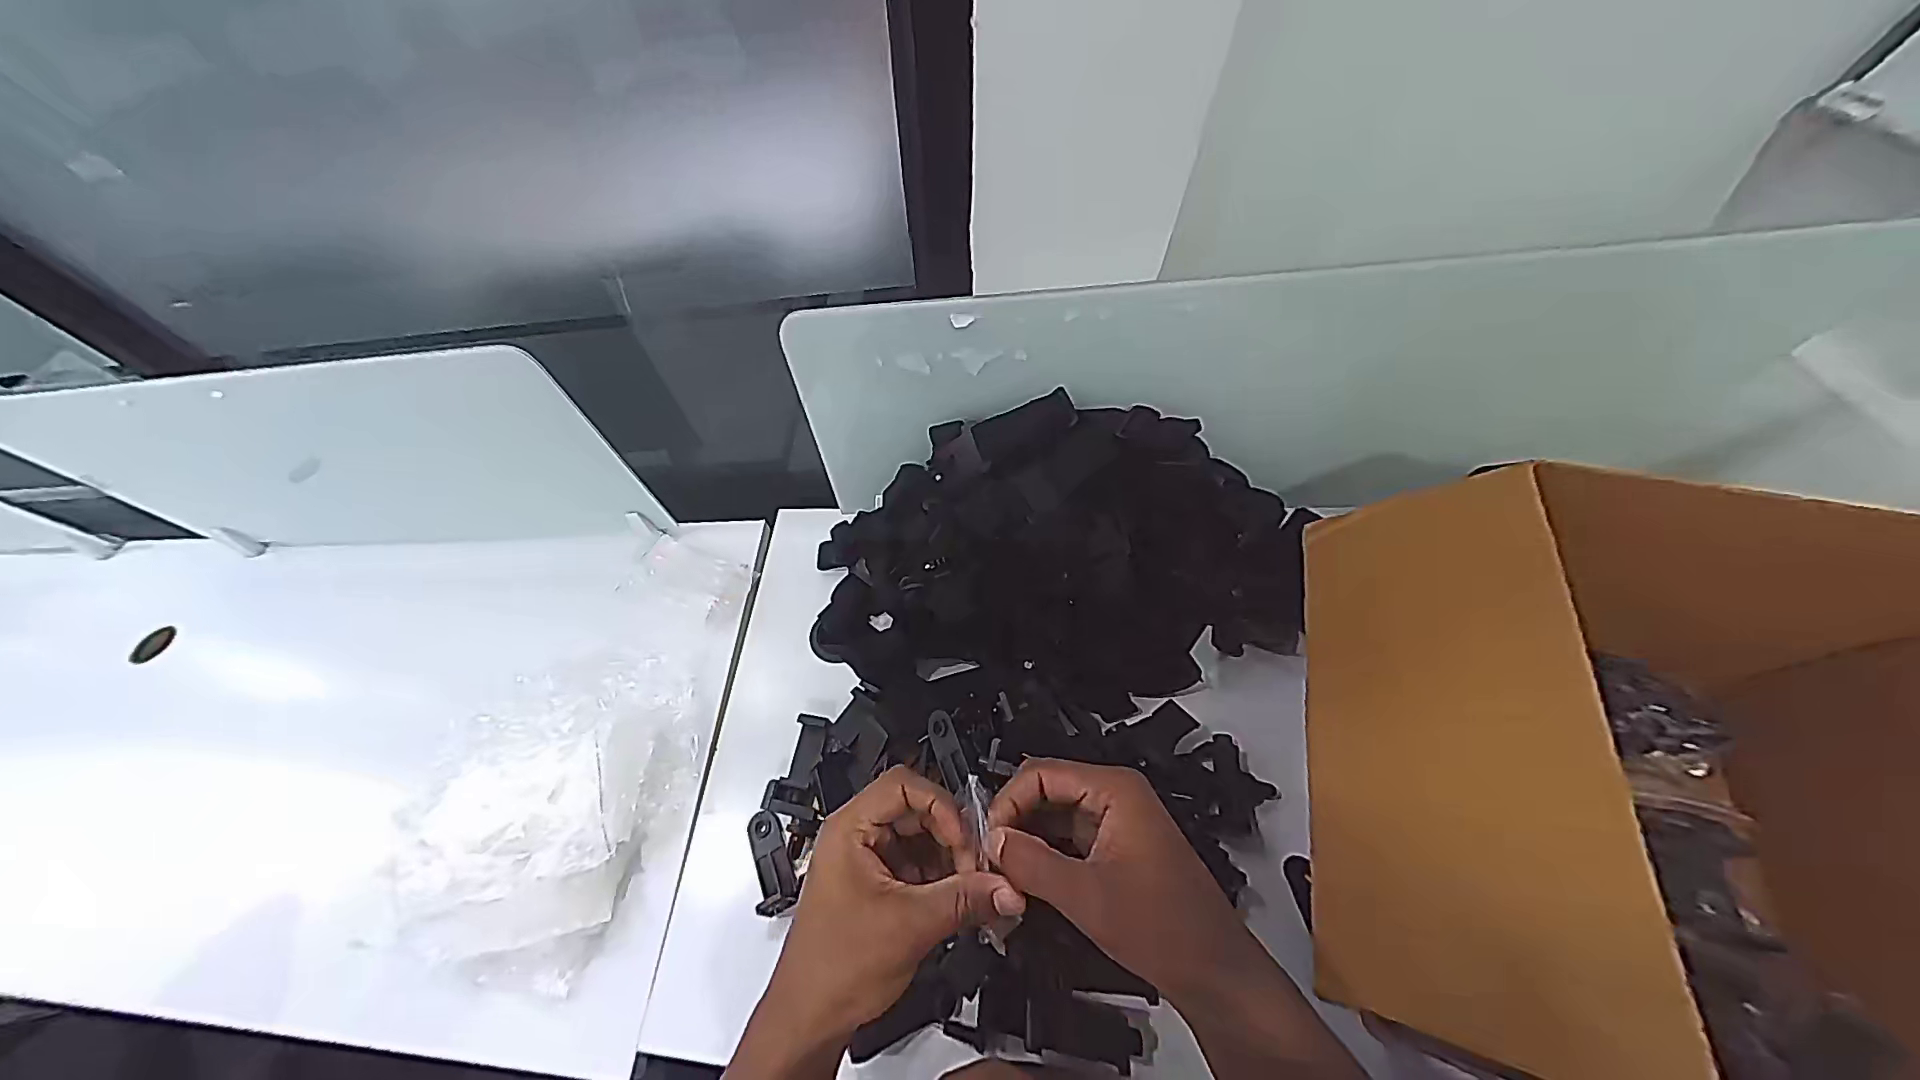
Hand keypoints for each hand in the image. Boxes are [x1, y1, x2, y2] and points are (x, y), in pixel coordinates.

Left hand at [728, 766, 1024, 1078]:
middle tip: (973, 866)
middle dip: (950, 836)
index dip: (940, 806)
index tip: (962, 838)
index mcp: (849, 829)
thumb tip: (1004, 887)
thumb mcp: (910, 926)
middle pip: (916, 809)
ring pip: (920, 837)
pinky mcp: (877, 882)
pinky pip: (917, 862)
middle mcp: (855, 837)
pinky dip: (940, 877)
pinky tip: (953, 900)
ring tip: (967, 887)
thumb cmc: (830, 971)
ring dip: (948, 859)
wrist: (810, 1018)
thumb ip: (965, 900)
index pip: (903, 785)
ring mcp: (866, 859)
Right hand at [987, 758, 1363, 1079]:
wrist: (1213, 973)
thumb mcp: (1086, 896)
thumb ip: (1032, 862)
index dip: (1009, 803)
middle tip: (993, 859)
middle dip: (1016, 824)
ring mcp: (1116, 823)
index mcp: (1115, 790)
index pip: (1039, 774)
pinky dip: (1045, 858)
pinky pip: (1067, 840)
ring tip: (1007, 876)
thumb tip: (996, 841)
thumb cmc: (1172, 930)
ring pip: (1053, 819)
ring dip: (1028, 844)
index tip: (990, 837)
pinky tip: (1029, 883)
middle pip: (1045, 793)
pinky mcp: (1114, 848)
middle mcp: (1116, 797)